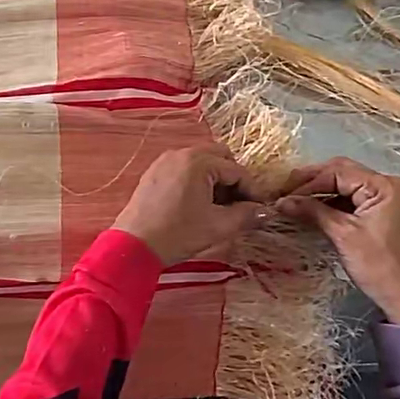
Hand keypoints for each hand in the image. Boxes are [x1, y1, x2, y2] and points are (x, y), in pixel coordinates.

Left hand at [114, 146, 266, 266]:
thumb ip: (246, 215)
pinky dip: (196, 180)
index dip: (253, 190)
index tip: (261, 209)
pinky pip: (183, 169)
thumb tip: (264, 211)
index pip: (237, 170)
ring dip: (215, 179)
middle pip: (219, 157)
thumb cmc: (178, 233)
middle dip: (233, 179)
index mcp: (197, 161)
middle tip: (239, 204)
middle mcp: (180, 154)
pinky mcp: (153, 173)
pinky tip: (198, 204)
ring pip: (200, 162)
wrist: (134, 244)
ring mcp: (163, 162)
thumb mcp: (218, 226)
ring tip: (220, 207)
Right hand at [275, 158, 399, 325]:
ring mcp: (390, 199)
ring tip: (294, 203)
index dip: (306, 182)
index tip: (281, 196)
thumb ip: (312, 211)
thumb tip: (281, 201)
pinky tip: (314, 211)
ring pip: (346, 185)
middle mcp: (390, 186)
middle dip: (311, 182)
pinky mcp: (386, 213)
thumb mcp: (343, 235)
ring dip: (320, 192)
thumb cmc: (381, 266)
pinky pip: (354, 199)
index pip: (336, 172)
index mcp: (384, 186)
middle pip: (342, 173)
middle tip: (284, 195)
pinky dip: (332, 203)